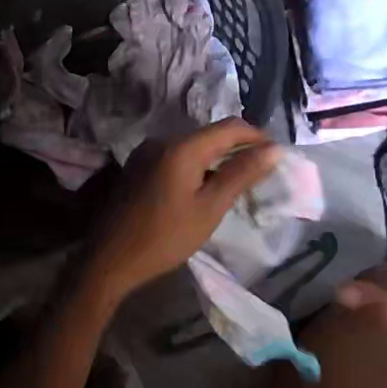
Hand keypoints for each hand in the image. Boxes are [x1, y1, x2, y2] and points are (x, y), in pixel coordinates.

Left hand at [85, 118, 280, 301]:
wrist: (109, 260)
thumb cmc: (165, 238)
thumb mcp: (209, 208)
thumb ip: (241, 175)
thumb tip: (274, 149)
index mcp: (182, 147)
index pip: (230, 127)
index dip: (257, 137)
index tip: (277, 155)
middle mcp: (163, 140)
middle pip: (211, 134)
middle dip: (239, 148)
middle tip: (261, 171)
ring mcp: (147, 152)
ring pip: (194, 146)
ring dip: (218, 158)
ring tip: (238, 181)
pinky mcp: (139, 166)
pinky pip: (177, 157)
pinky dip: (198, 166)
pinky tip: (206, 187)